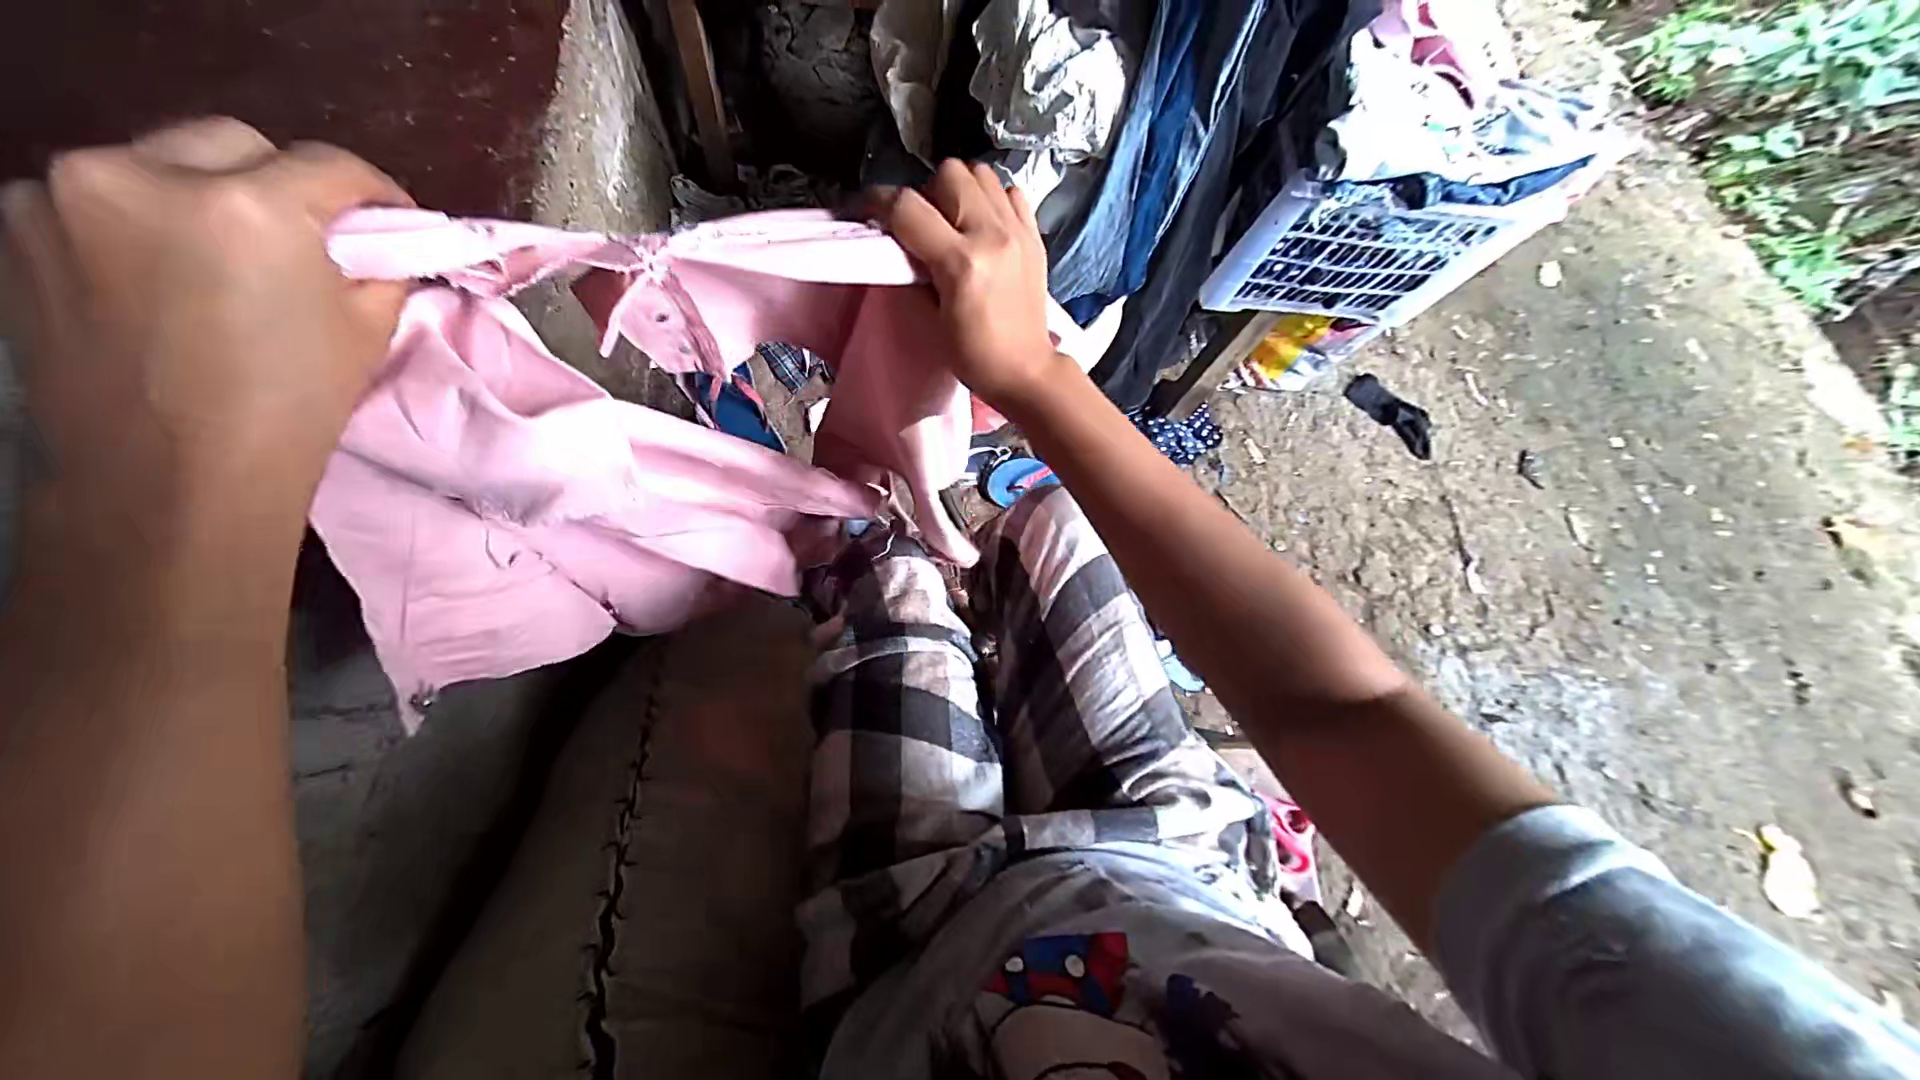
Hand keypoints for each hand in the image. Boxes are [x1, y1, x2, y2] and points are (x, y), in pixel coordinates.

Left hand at [0, 117, 410, 579]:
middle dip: (283, 181)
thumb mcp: (366, 329)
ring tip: (229, 261)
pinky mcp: (14, 221)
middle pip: (235, 141)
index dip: (374, 189)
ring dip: (208, 197)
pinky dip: (145, 221)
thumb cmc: (294, 402)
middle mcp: (144, 173)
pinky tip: (167, 278)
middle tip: (311, 237)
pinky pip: (102, 197)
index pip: (328, 162)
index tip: (391, 218)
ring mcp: (62, 191)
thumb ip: (377, 267)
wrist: (176, 469)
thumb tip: (378, 241)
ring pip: (161, 161)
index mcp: (251, 205)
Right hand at [875, 160, 1071, 412]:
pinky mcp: (1035, 236)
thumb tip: (901, 241)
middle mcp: (992, 235)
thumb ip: (915, 271)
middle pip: (949, 173)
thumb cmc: (974, 356)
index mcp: (961, 262)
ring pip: (981, 173)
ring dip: (960, 189)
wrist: (1025, 370)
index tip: (865, 210)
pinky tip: (984, 226)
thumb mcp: (932, 317)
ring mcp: (1018, 231)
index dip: (877, 202)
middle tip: (924, 224)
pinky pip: (1010, 192)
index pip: (908, 208)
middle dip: (927, 192)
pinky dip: (992, 199)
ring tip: (954, 221)